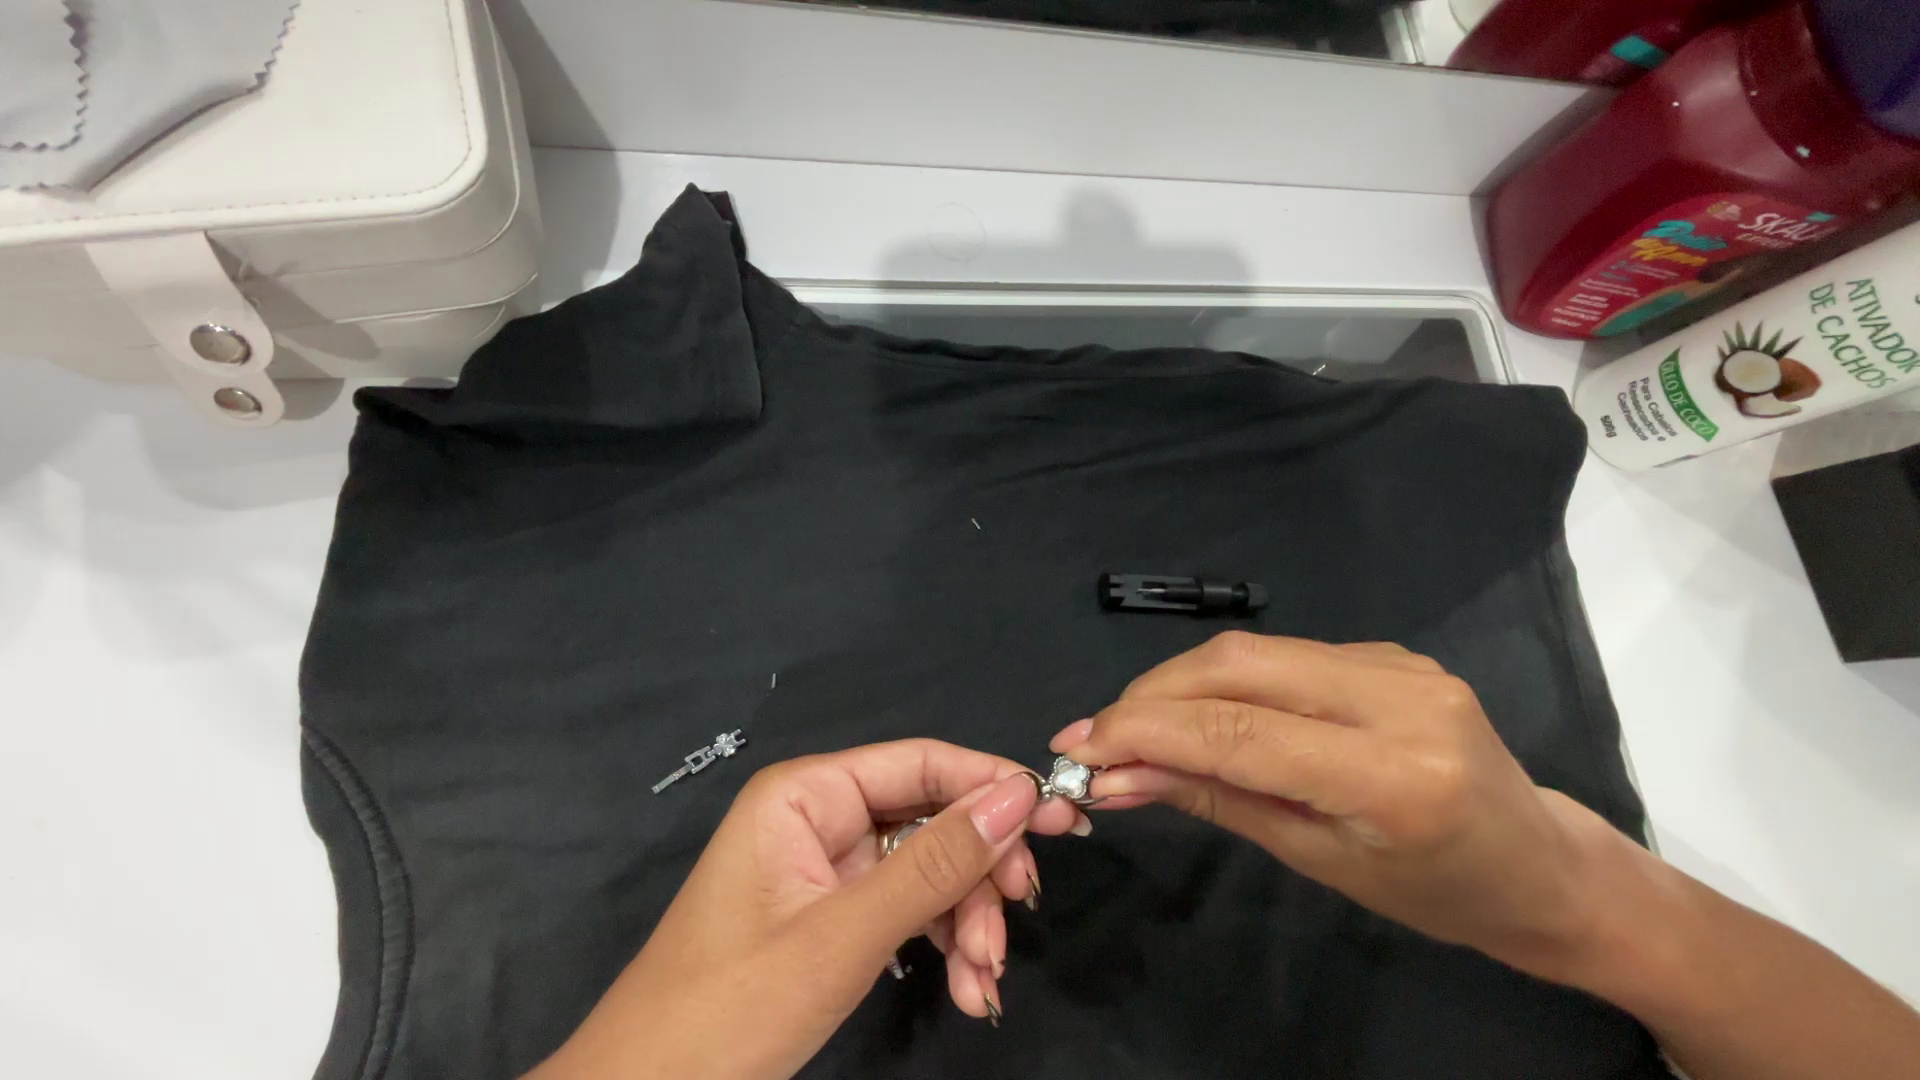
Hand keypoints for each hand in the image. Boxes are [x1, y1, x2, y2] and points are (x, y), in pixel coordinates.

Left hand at [526, 739, 1081, 1079]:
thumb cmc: (731, 1007)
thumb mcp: (844, 936)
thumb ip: (934, 864)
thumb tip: (1019, 794)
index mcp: (808, 792)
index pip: (921, 763)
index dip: (991, 783)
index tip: (1059, 817)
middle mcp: (821, 816)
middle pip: (930, 818)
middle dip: (978, 873)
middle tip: (1017, 921)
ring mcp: (828, 867)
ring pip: (927, 869)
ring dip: (966, 919)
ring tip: (984, 982)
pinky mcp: (834, 914)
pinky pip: (907, 908)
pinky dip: (942, 943)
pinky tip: (967, 990)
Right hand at [1055, 631, 1919, 1079]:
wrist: (1544, 866)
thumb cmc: (1434, 894)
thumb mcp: (1315, 859)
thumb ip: (1212, 798)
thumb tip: (1116, 778)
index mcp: (1392, 774)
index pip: (1236, 731)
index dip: (1143, 730)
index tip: (1076, 747)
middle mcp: (1399, 696)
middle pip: (1234, 666)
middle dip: (1148, 696)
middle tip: (1095, 735)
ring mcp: (1398, 662)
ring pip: (1249, 650)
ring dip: (1176, 684)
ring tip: (1135, 725)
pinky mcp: (1389, 650)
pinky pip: (1281, 654)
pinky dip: (1222, 680)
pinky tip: (1200, 711)